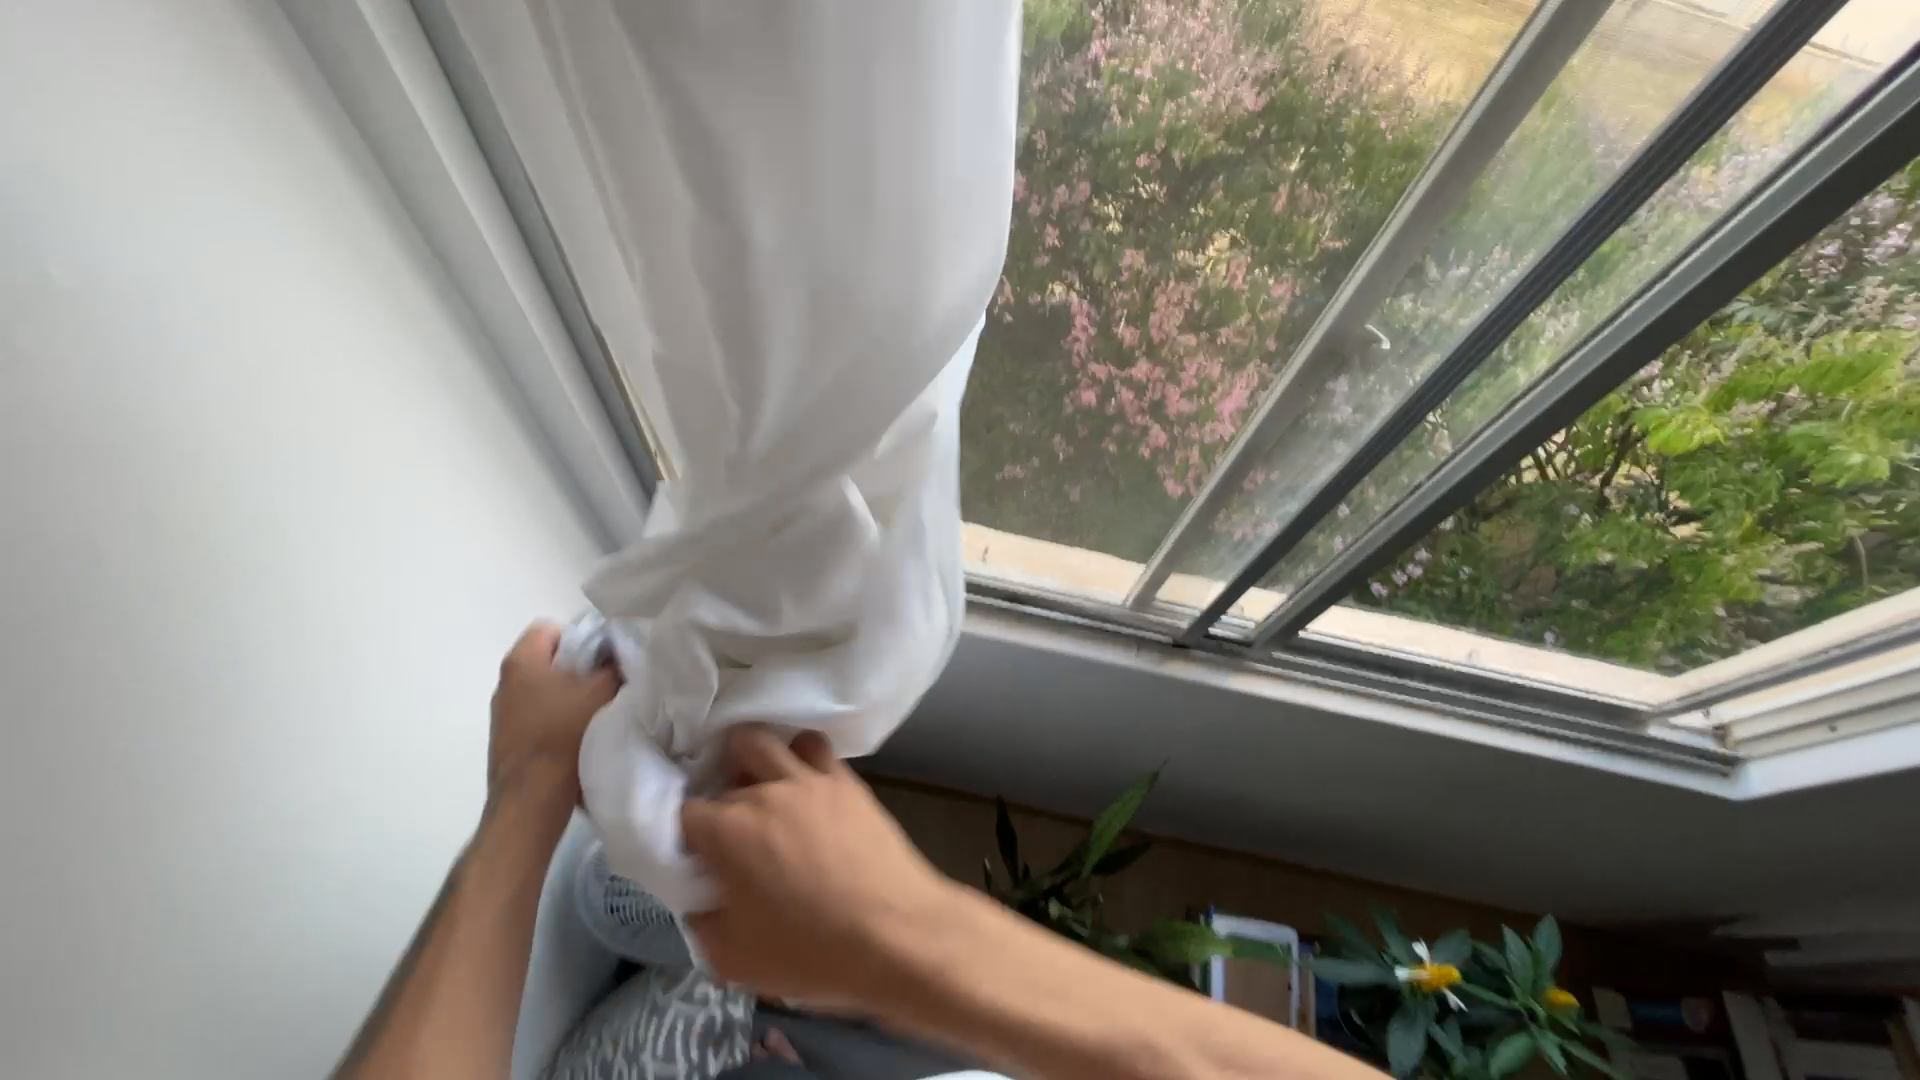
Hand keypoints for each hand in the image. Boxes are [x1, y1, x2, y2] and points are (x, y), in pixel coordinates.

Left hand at [488, 621, 618, 804]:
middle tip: (603, 682)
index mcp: (521, 661)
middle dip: (576, 666)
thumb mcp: (601, 691)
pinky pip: (536, 712)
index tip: (602, 658)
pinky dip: (556, 716)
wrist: (532, 797)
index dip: (580, 636)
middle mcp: (504, 681)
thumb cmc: (564, 734)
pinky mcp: (505, 736)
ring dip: (566, 693)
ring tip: (592, 710)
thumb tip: (618, 655)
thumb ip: (612, 665)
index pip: (550, 627)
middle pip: (547, 658)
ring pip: (542, 686)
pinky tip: (575, 734)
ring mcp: (501, 710)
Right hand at [680, 727, 955, 1008]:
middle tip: (730, 823)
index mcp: (728, 832)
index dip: (686, 833)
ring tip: (761, 783)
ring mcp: (810, 780)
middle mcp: (765, 793)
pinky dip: (801, 757)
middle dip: (720, 792)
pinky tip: (804, 784)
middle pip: (725, 772)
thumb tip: (701, 896)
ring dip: (754, 756)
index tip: (697, 855)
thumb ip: (703, 921)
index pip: (685, 812)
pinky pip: (815, 748)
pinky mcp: (847, 782)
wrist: (896, 934)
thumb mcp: (734, 960)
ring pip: (768, 740)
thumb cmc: (812, 952)